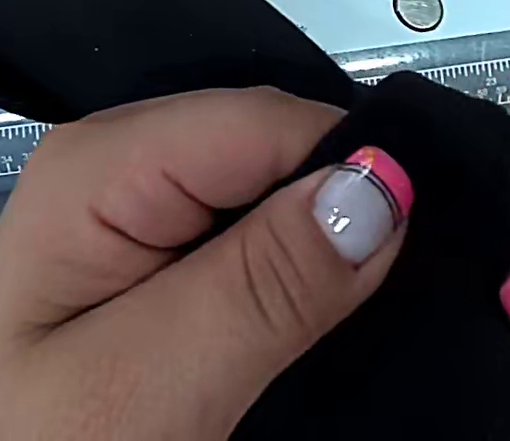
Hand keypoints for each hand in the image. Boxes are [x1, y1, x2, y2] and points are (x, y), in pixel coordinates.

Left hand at [0, 88, 409, 439]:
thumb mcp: (146, 388)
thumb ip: (261, 284)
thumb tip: (381, 183)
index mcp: (102, 158)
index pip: (259, 120)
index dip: (344, 164)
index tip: (407, 237)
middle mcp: (121, 148)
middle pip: (265, 136)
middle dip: (333, 194)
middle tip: (387, 280)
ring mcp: (137, 184)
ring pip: (266, 172)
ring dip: (317, 225)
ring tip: (356, 291)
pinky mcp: (155, 223)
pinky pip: (247, 208)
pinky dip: (290, 245)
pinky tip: (309, 286)